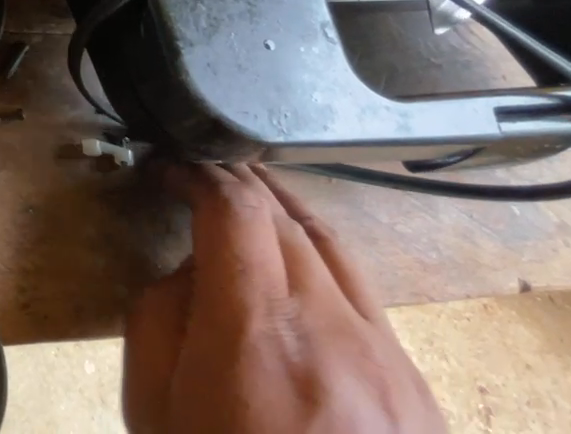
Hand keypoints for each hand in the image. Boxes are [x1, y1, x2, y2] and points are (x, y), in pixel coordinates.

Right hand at [123, 163, 445, 433]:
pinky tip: (292, 265)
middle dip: (233, 184)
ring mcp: (388, 359)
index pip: (234, 208)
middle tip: (195, 176)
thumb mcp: (153, 401)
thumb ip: (161, 313)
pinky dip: (317, 258)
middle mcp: (334, 330)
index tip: (168, 169)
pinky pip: (364, 296)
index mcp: (256, 331)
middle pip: (284, 218)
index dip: (197, 172)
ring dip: (281, 209)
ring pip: (334, 247)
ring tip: (244, 196)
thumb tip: (193, 268)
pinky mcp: (418, 388)